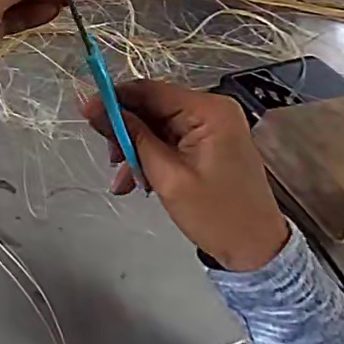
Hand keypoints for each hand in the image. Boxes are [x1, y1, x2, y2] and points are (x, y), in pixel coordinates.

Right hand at [83, 80, 289, 270]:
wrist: (258, 253)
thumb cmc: (216, 214)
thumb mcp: (164, 174)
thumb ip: (128, 134)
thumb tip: (91, 105)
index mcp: (207, 110)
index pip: (146, 90)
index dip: (111, 99)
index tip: (85, 114)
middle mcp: (210, 109)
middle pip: (148, 106)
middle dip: (124, 131)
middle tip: (112, 159)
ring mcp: (210, 125)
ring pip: (151, 123)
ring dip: (133, 147)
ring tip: (125, 177)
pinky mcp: (206, 140)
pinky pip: (164, 137)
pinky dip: (147, 154)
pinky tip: (137, 179)